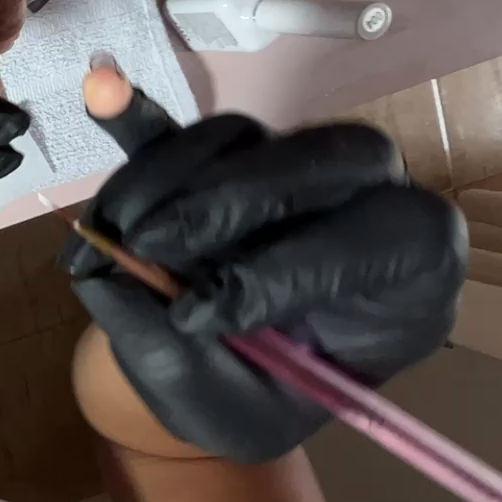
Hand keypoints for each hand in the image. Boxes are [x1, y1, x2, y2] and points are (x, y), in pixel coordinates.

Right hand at [64, 66, 467, 461]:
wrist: (203, 373)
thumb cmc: (238, 398)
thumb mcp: (221, 410)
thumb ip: (169, 352)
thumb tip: (106, 277)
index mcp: (401, 283)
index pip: (396, 234)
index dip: (298, 265)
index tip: (202, 315)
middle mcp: (352, 207)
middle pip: (325, 157)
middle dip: (228, 200)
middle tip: (148, 247)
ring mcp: (274, 172)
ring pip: (233, 136)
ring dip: (160, 177)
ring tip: (110, 233)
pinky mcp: (202, 163)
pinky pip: (171, 129)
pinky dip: (133, 114)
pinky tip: (99, 90)